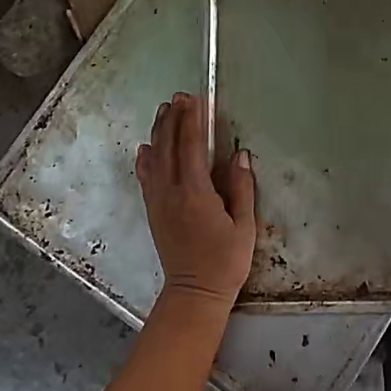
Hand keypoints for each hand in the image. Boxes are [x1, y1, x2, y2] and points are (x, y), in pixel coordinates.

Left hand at [135, 93, 256, 307]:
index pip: (191, 148)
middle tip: (179, 97)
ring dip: (159, 132)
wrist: (195, 293)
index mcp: (195, 194)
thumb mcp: (244, 225)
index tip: (195, 100)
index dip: (192, 121)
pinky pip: (147, 178)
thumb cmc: (226, 260)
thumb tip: (240, 155)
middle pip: (168, 148)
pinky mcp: (154, 212)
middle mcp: (171, 194)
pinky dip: (146, 159)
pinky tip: (146, 147)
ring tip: (164, 111)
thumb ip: (242, 188)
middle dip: (173, 119)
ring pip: (154, 159)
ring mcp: (159, 202)